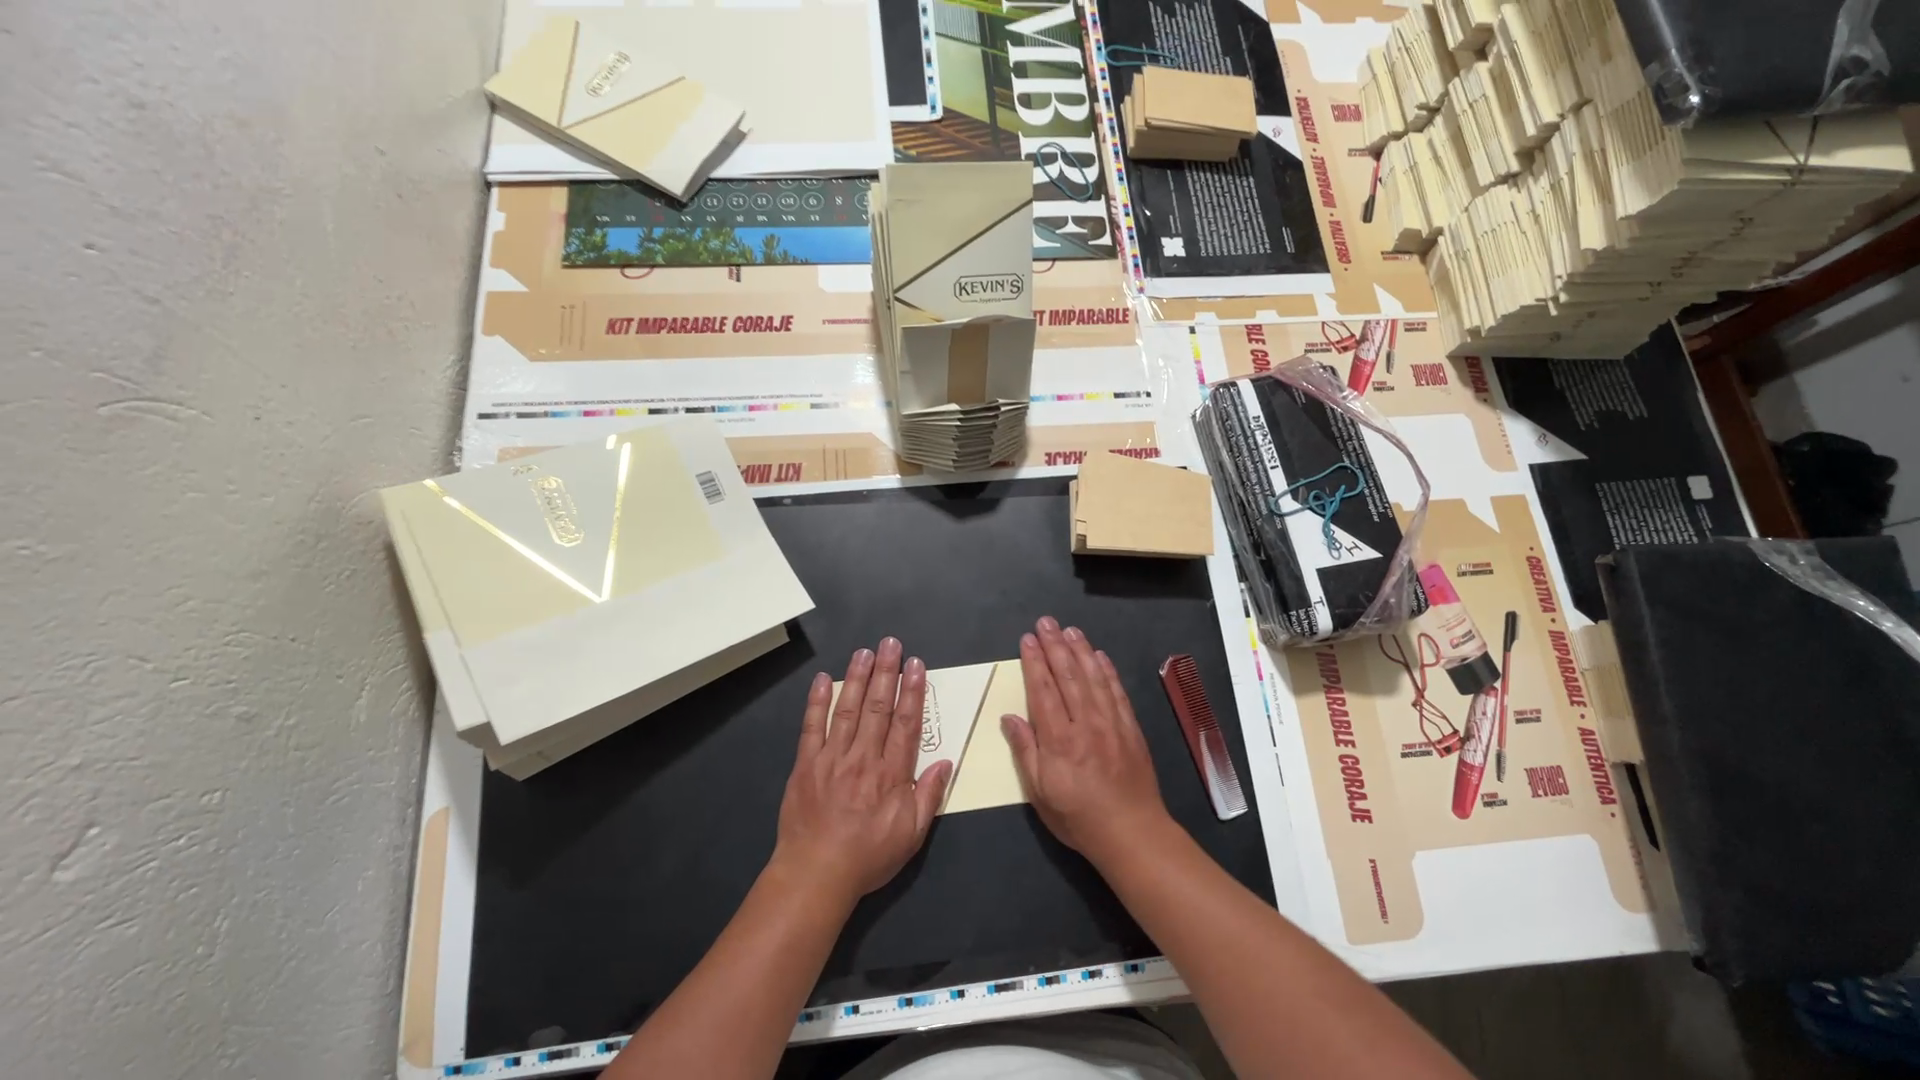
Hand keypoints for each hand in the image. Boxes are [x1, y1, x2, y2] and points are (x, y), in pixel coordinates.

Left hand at [771, 638, 953, 904]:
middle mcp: (864, 757)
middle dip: (886, 672)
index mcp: (892, 773)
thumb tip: (945, 762)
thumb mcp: (912, 835)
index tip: (916, 665)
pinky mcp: (806, 764)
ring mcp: (832, 758)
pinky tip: (824, 680)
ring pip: (848, 709)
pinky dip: (818, 701)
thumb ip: (928, 796)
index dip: (913, 691)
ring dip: (858, 678)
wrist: (816, 873)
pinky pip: (812, 726)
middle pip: (878, 707)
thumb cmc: (868, 857)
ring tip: (865, 652)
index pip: (906, 723)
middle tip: (891, 644)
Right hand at [1002, 617, 1172, 864]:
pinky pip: (1117, 692)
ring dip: (1081, 651)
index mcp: (1059, 740)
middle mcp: (1085, 724)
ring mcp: (1111, 724)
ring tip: (1070, 630)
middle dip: (1055, 646)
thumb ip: (1026, 751)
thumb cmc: (1077, 817)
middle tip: (1046, 622)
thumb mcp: (1039, 792)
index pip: (1043, 691)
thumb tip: (1010, 717)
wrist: (1131, 832)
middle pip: (1068, 676)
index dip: (1034, 662)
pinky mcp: (1131, 729)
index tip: (1027, 640)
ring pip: (1094, 678)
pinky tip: (1100, 657)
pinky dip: (1108, 671)